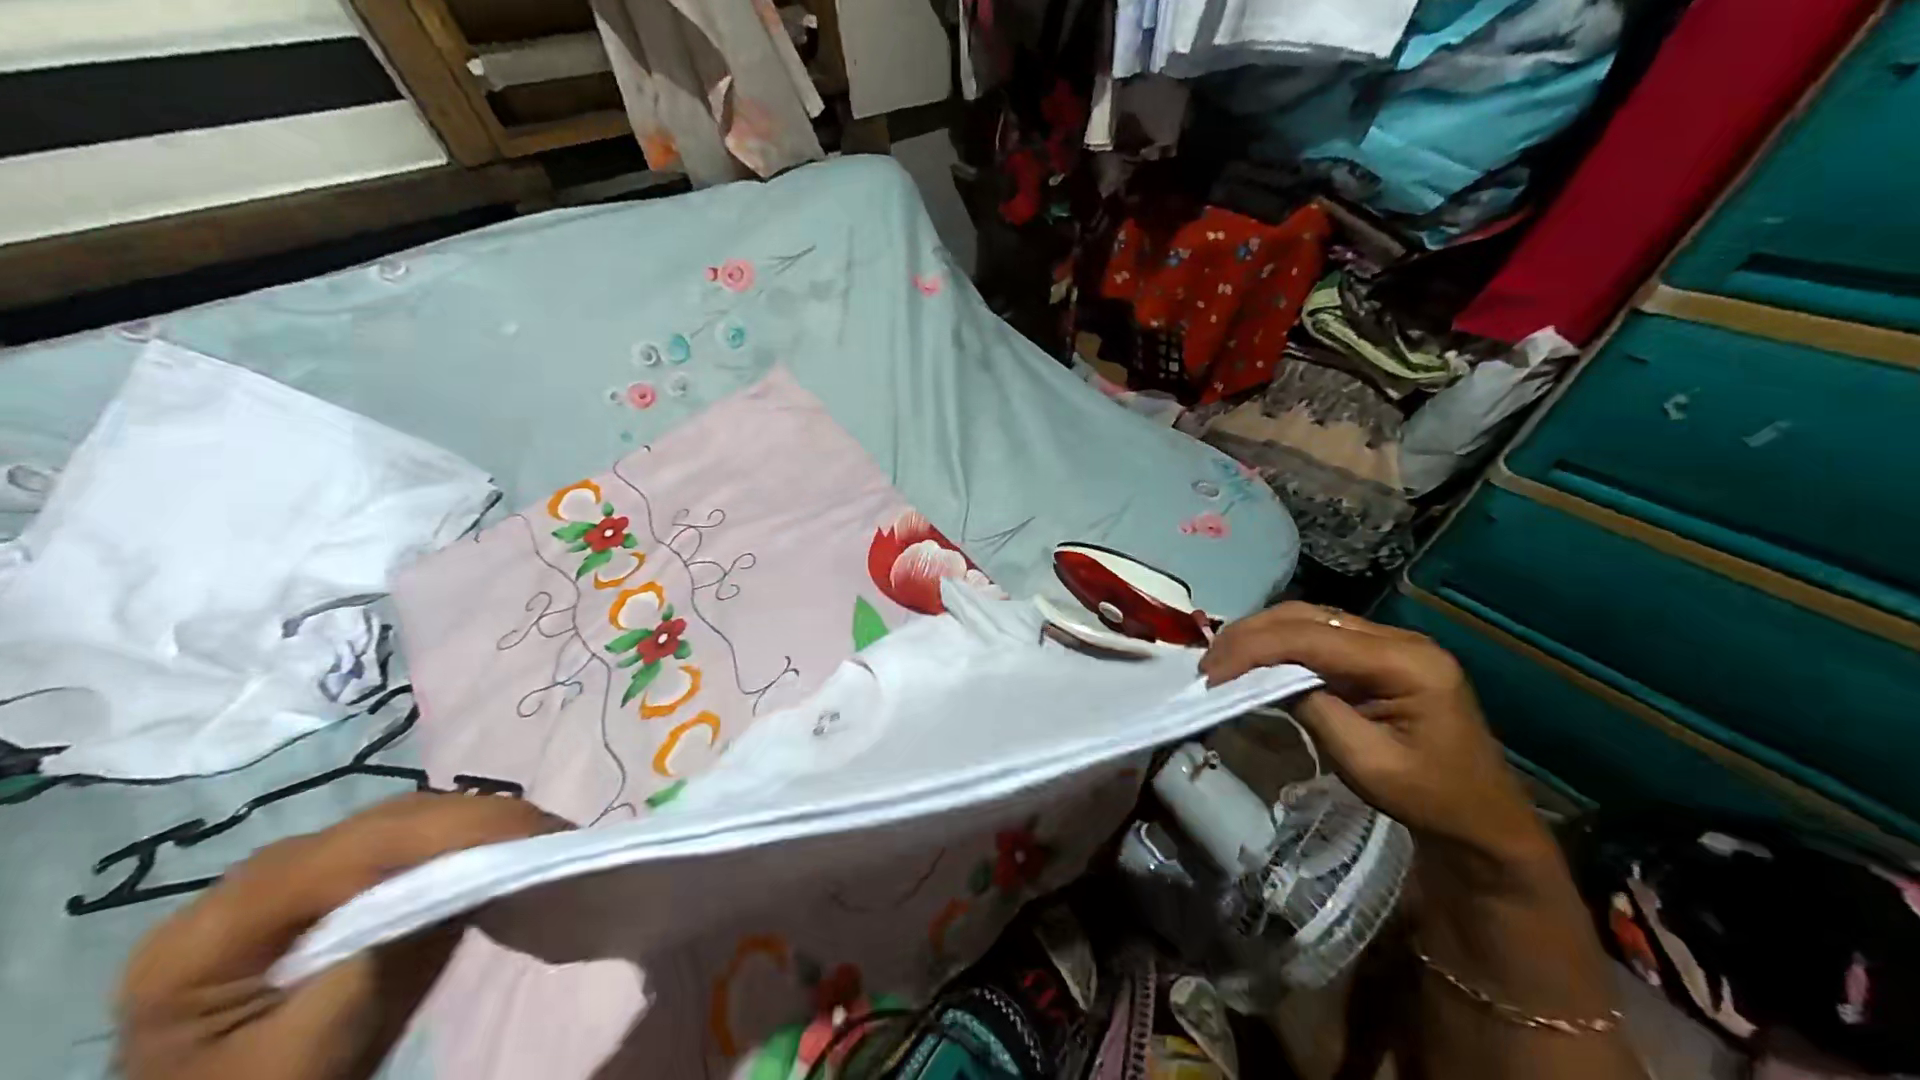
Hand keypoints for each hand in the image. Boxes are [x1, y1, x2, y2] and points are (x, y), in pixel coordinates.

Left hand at [118, 793, 564, 1079]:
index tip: (547, 833)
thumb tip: (471, 881)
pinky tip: (491, 852)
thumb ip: (380, 965)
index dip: (464, 826)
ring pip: (396, 824)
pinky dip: (450, 843)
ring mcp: (281, 878)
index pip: (366, 844)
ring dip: (472, 825)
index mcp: (222, 924)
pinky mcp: (313, 886)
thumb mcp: (312, 1053)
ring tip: (539, 838)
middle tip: (558, 835)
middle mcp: (250, 879)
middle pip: (385, 823)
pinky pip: (393, 846)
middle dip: (479, 819)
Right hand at [1202, 602, 1551, 880]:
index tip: (1211, 674)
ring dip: (1261, 634)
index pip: (1311, 638)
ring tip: (1223, 659)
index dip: (1254, 650)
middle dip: (1250, 635)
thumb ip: (1316, 711)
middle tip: (1209, 664)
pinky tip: (1256, 658)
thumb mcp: (1365, 762)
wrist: (1480, 818)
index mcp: (1407, 663)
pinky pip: (1320, 634)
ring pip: (1309, 618)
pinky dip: (1280, 642)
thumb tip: (1266, 679)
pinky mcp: (1379, 653)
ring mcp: (1391, 642)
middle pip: (1307, 616)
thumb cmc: (1428, 798)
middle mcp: (1399, 639)